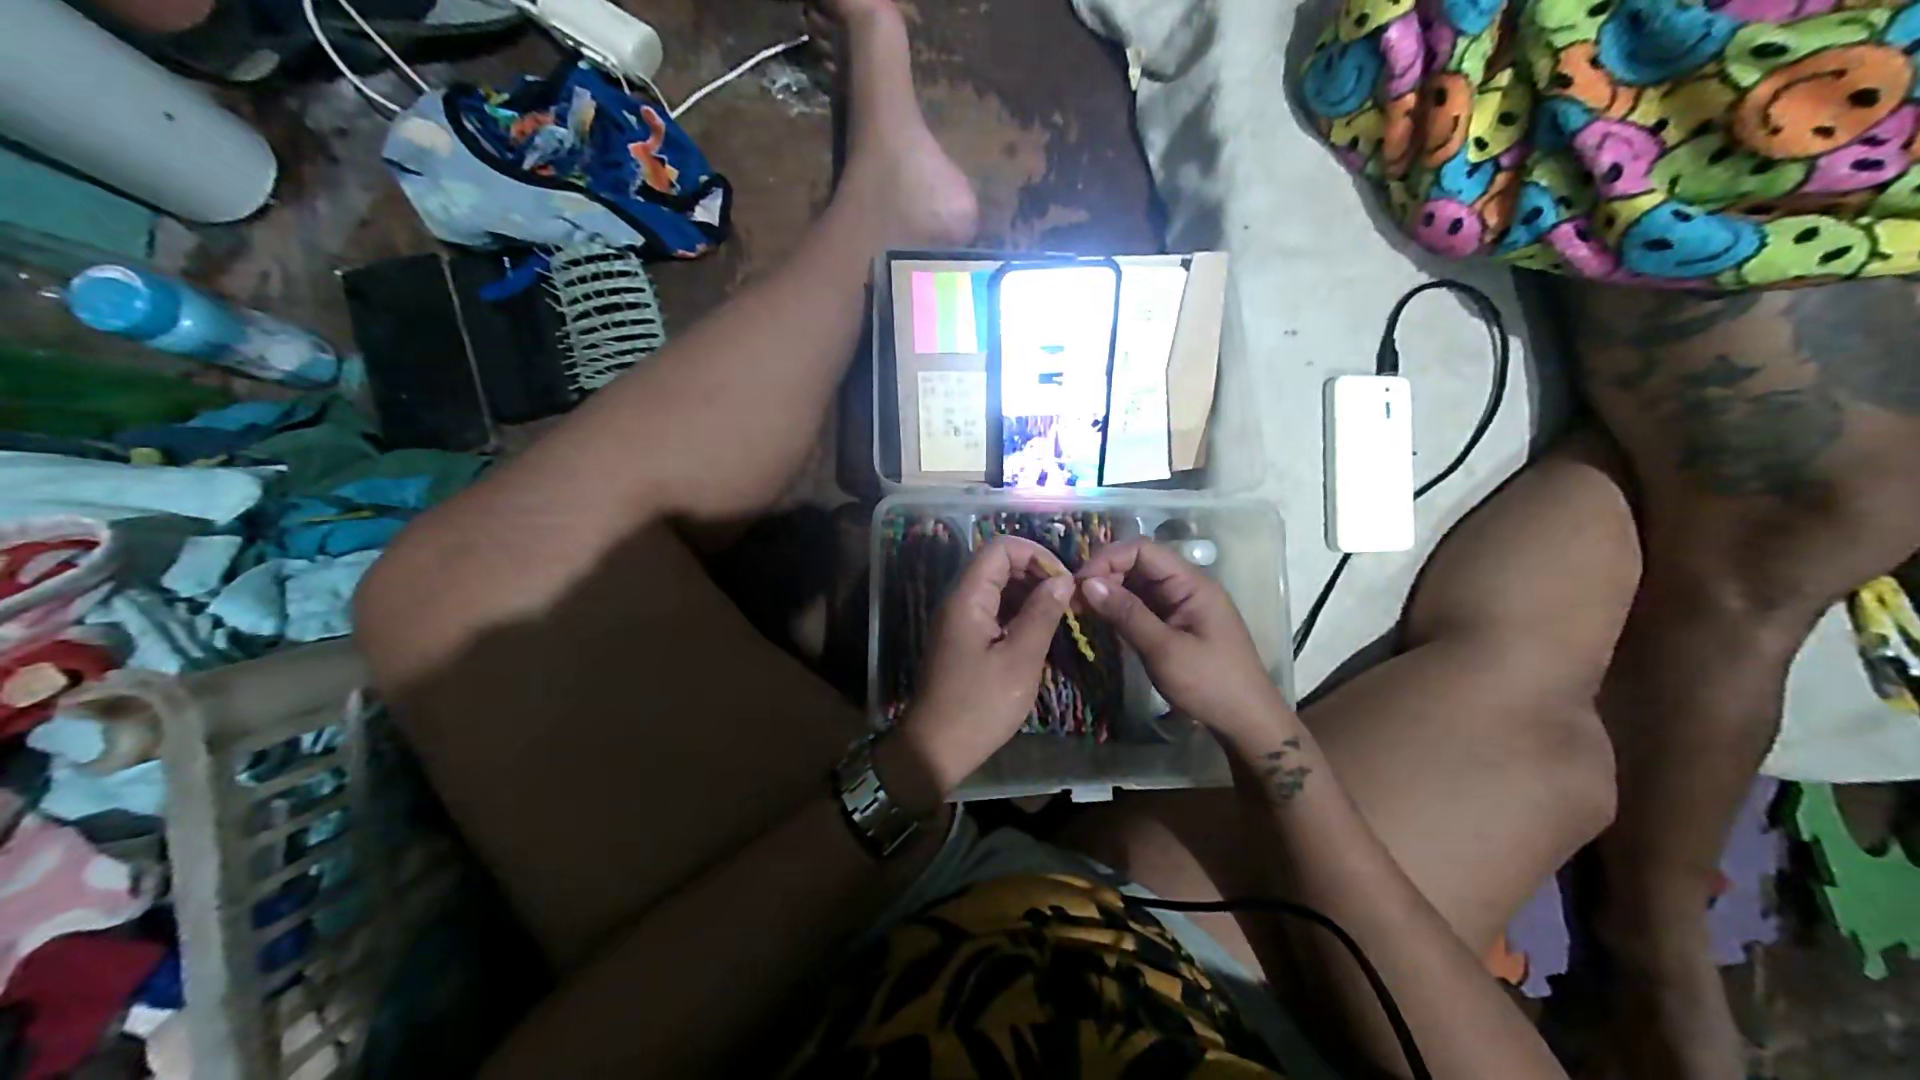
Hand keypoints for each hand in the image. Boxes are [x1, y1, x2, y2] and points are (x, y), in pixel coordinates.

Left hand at [893, 535, 1073, 798]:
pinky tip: (1039, 630)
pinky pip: (991, 610)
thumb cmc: (980, 705)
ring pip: (995, 587)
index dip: (1035, 555)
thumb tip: (1062, 580)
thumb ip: (1041, 614)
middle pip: (997, 564)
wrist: (935, 747)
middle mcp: (958, 601)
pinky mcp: (962, 639)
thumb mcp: (1020, 660)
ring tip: (1060, 613)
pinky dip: (1016, 612)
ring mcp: (958, 620)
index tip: (1064, 581)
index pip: (1000, 549)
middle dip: (1035, 572)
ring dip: (1028, 592)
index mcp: (967, 598)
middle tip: (1068, 598)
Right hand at [1075, 539, 1285, 738]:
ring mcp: (1179, 605)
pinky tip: (1096, 618)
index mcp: (1191, 583)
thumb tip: (1087, 583)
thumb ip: (1127, 614)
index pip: (1142, 550)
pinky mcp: (1172, 624)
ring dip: (1106, 591)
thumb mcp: (1165, 650)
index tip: (1079, 583)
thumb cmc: (1210, 684)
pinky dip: (1117, 608)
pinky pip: (1140, 605)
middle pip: (1137, 563)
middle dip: (1103, 574)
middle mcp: (1184, 587)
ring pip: (1135, 584)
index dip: (1107, 559)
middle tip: (1071, 598)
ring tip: (1077, 608)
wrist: (1246, 722)